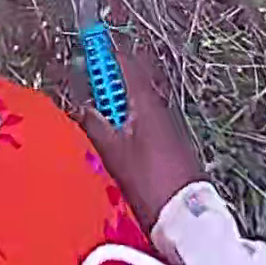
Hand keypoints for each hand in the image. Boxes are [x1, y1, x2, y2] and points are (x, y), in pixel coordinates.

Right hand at [80, 45, 206, 230]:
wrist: (186, 216)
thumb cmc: (149, 180)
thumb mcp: (114, 153)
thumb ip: (94, 124)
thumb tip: (79, 106)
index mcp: (144, 101)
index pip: (125, 63)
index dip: (106, 53)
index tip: (88, 48)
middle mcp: (157, 106)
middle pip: (132, 78)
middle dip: (109, 76)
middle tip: (88, 81)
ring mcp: (165, 123)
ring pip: (137, 98)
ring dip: (117, 97)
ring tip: (98, 110)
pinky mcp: (169, 139)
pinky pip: (144, 115)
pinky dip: (128, 114)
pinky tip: (117, 133)